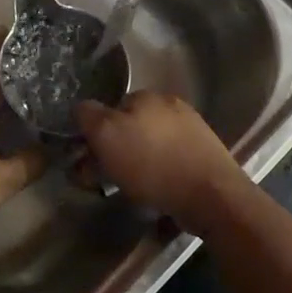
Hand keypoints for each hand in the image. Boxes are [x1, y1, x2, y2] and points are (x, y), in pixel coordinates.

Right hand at [76, 91, 249, 234]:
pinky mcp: (204, 154)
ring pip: (149, 144)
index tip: (89, 159)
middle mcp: (171, 106)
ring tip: (129, 188)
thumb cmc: (152, 163)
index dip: (95, 133)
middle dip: (114, 150)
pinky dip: (157, 172)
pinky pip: (169, 159)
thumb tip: (81, 109)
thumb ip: (88, 115)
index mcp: (148, 96)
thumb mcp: (106, 135)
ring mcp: (192, 129)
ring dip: (135, 163)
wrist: (210, 195)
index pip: (109, 108)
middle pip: (130, 127)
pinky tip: (155, 190)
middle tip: (104, 178)